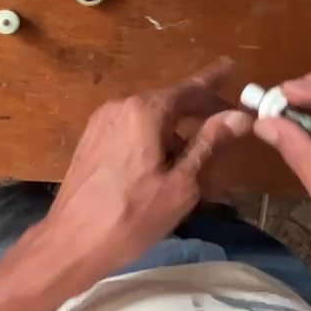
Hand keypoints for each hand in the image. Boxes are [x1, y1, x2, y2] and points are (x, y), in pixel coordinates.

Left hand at [40, 60, 253, 275]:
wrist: (71, 242)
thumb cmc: (132, 216)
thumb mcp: (181, 184)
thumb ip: (209, 145)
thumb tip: (239, 116)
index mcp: (144, 111)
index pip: (190, 89)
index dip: (216, 81)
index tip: (235, 68)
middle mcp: (120, 106)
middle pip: (170, 103)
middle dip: (199, 114)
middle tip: (227, 129)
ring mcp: (101, 123)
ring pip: (150, 120)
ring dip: (176, 135)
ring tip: (197, 164)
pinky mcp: (91, 141)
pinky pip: (131, 132)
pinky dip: (153, 142)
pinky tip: (163, 168)